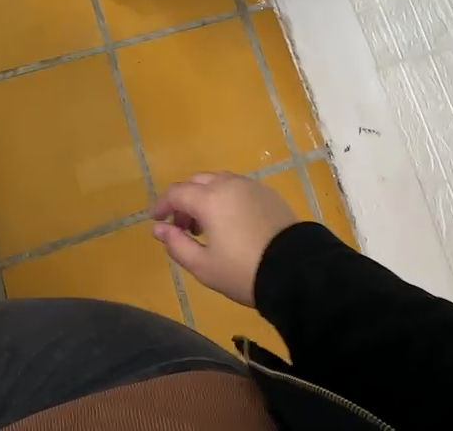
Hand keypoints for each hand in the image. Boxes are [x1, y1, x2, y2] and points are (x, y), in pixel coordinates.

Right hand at [151, 171, 297, 306]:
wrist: (296, 271)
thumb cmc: (243, 271)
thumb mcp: (204, 266)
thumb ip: (177, 245)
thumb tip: (160, 229)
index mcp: (209, 199)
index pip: (176, 192)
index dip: (162, 204)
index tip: (156, 220)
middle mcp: (227, 184)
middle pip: (196, 182)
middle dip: (184, 200)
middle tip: (182, 227)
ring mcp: (249, 186)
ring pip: (218, 181)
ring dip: (204, 196)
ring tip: (206, 226)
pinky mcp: (267, 193)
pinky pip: (237, 186)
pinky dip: (225, 197)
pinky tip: (230, 221)